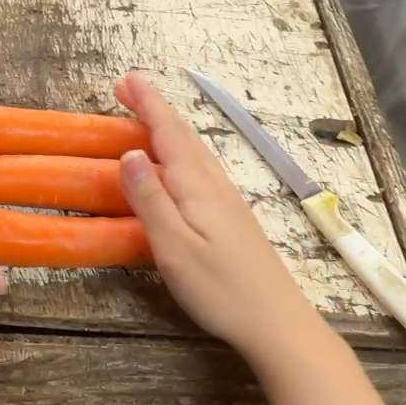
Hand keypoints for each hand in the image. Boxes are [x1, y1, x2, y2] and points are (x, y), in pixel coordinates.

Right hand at [114, 72, 323, 366]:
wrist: (279, 325)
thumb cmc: (221, 288)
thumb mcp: (174, 246)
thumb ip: (150, 199)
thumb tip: (129, 153)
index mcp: (197, 187)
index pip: (169, 133)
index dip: (148, 104)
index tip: (126, 79)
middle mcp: (215, 186)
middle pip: (184, 136)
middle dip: (156, 109)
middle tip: (129, 88)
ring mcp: (228, 202)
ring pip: (196, 152)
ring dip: (170, 128)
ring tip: (148, 115)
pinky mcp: (232, 220)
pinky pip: (202, 170)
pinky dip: (182, 152)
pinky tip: (178, 165)